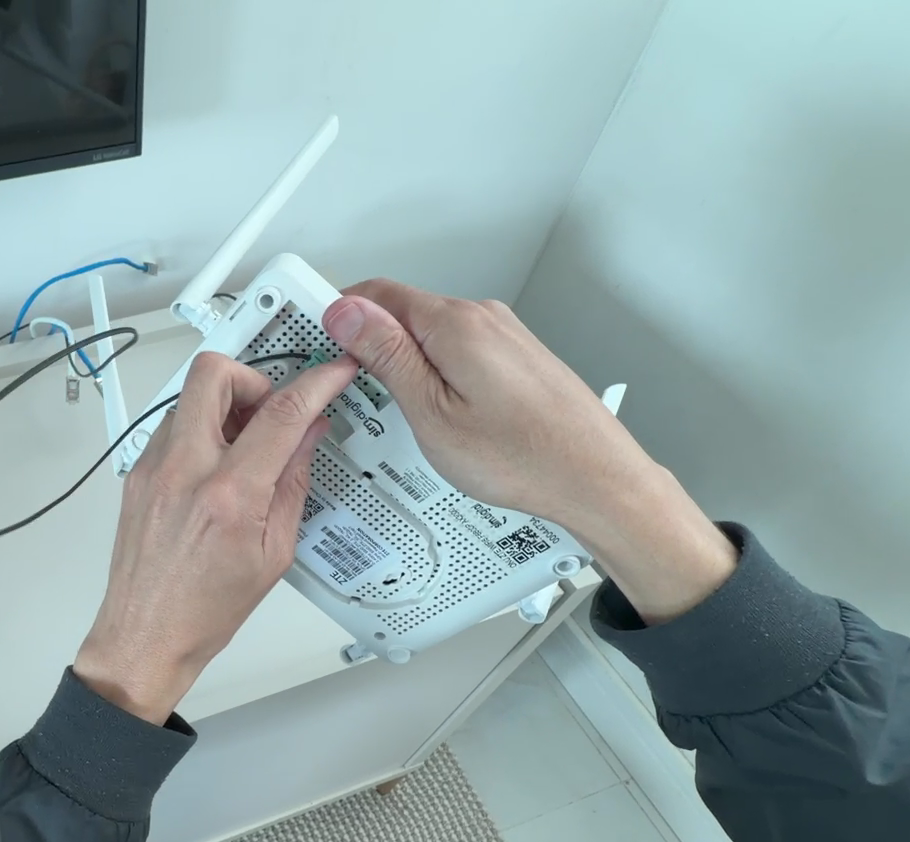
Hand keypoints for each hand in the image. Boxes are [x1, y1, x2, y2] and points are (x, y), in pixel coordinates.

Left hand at [74, 350, 358, 723]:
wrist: (147, 635)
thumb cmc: (205, 610)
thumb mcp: (273, 553)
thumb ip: (293, 483)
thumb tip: (308, 434)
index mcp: (228, 496)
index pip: (281, 414)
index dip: (317, 383)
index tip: (333, 373)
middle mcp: (183, 472)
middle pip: (213, 373)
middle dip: (253, 378)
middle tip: (270, 411)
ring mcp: (151, 469)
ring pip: (188, 397)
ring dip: (223, 407)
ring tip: (244, 448)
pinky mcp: (135, 476)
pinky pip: (171, 428)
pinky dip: (199, 432)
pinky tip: (215, 468)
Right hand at [321, 280, 734, 624]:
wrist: (595, 478)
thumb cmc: (519, 456)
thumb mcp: (431, 412)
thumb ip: (386, 356)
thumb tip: (346, 312)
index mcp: (455, 325)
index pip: (376, 294)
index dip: (338, 311)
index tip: (314, 336)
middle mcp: (482, 318)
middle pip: (403, 311)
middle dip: (365, 339)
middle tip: (343, 382)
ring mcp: (503, 336)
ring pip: (429, 332)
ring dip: (397, 357)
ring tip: (385, 402)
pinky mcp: (514, 357)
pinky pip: (455, 349)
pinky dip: (429, 368)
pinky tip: (428, 405)